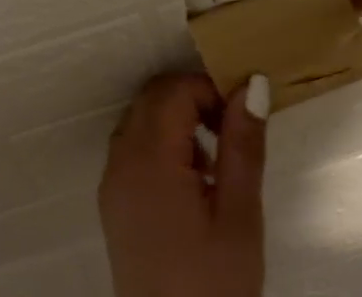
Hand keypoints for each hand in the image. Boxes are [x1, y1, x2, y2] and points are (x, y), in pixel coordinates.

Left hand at [99, 72, 270, 296]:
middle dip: (192, 98)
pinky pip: (131, 148)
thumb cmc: (214, 282)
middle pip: (151, 98)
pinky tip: (191, 181)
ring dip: (175, 120)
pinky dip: (159, 144)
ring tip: (214, 161)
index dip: (209, 88)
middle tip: (232, 129)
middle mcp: (120, 159)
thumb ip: (243, 145)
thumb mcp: (240, 215)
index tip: (242, 113)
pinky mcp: (112, 202)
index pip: (173, 90)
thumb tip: (251, 85)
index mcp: (149, 158)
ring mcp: (111, 180)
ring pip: (139, 119)